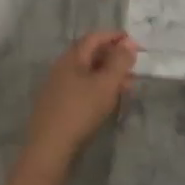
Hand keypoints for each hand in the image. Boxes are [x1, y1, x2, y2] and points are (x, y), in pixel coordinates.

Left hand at [25, 30, 139, 167]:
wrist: (50, 148)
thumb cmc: (81, 110)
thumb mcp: (107, 84)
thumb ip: (120, 61)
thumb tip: (129, 43)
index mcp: (72, 58)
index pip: (95, 37)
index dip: (115, 37)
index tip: (135, 43)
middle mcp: (62, 68)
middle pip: (90, 54)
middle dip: (114, 57)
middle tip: (133, 67)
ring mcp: (57, 87)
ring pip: (87, 73)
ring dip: (108, 74)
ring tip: (127, 86)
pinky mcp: (57, 104)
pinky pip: (82, 87)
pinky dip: (98, 87)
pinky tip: (108, 100)